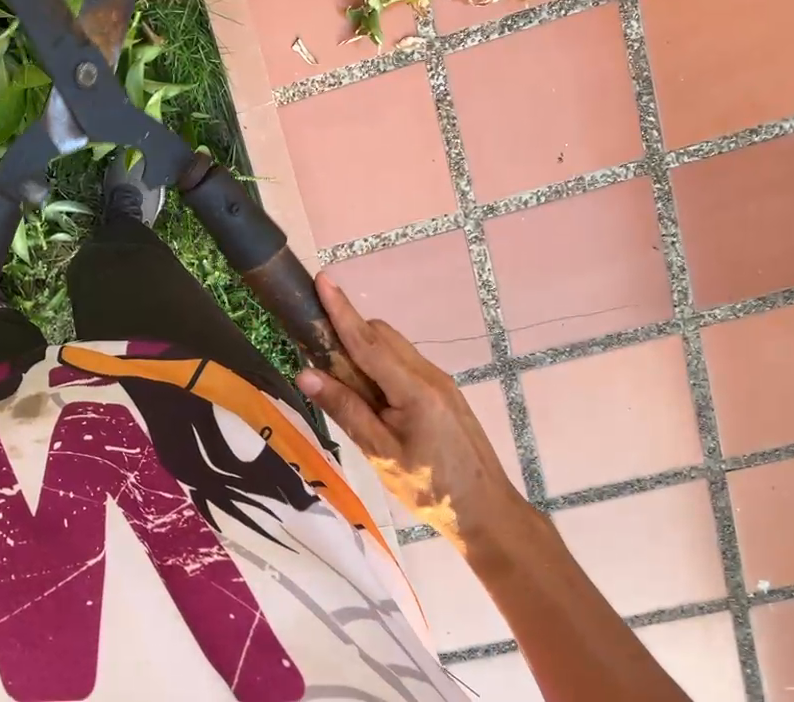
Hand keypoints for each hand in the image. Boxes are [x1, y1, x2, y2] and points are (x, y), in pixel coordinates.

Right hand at [296, 275, 528, 554]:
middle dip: (347, 332)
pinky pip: (401, 364)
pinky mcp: (442, 393)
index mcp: (414, 390)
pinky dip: (377, 367)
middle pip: (380, 335)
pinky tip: (368, 397)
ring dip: (362, 351)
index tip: (322, 279)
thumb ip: (345, 410)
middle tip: (314, 352)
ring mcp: (439, 382)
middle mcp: (429, 375)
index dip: (340, 310)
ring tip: (339, 382)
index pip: (367, 340)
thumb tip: (305, 374)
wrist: (488, 514)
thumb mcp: (381, 453)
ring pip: (392, 348)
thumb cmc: (431, 489)